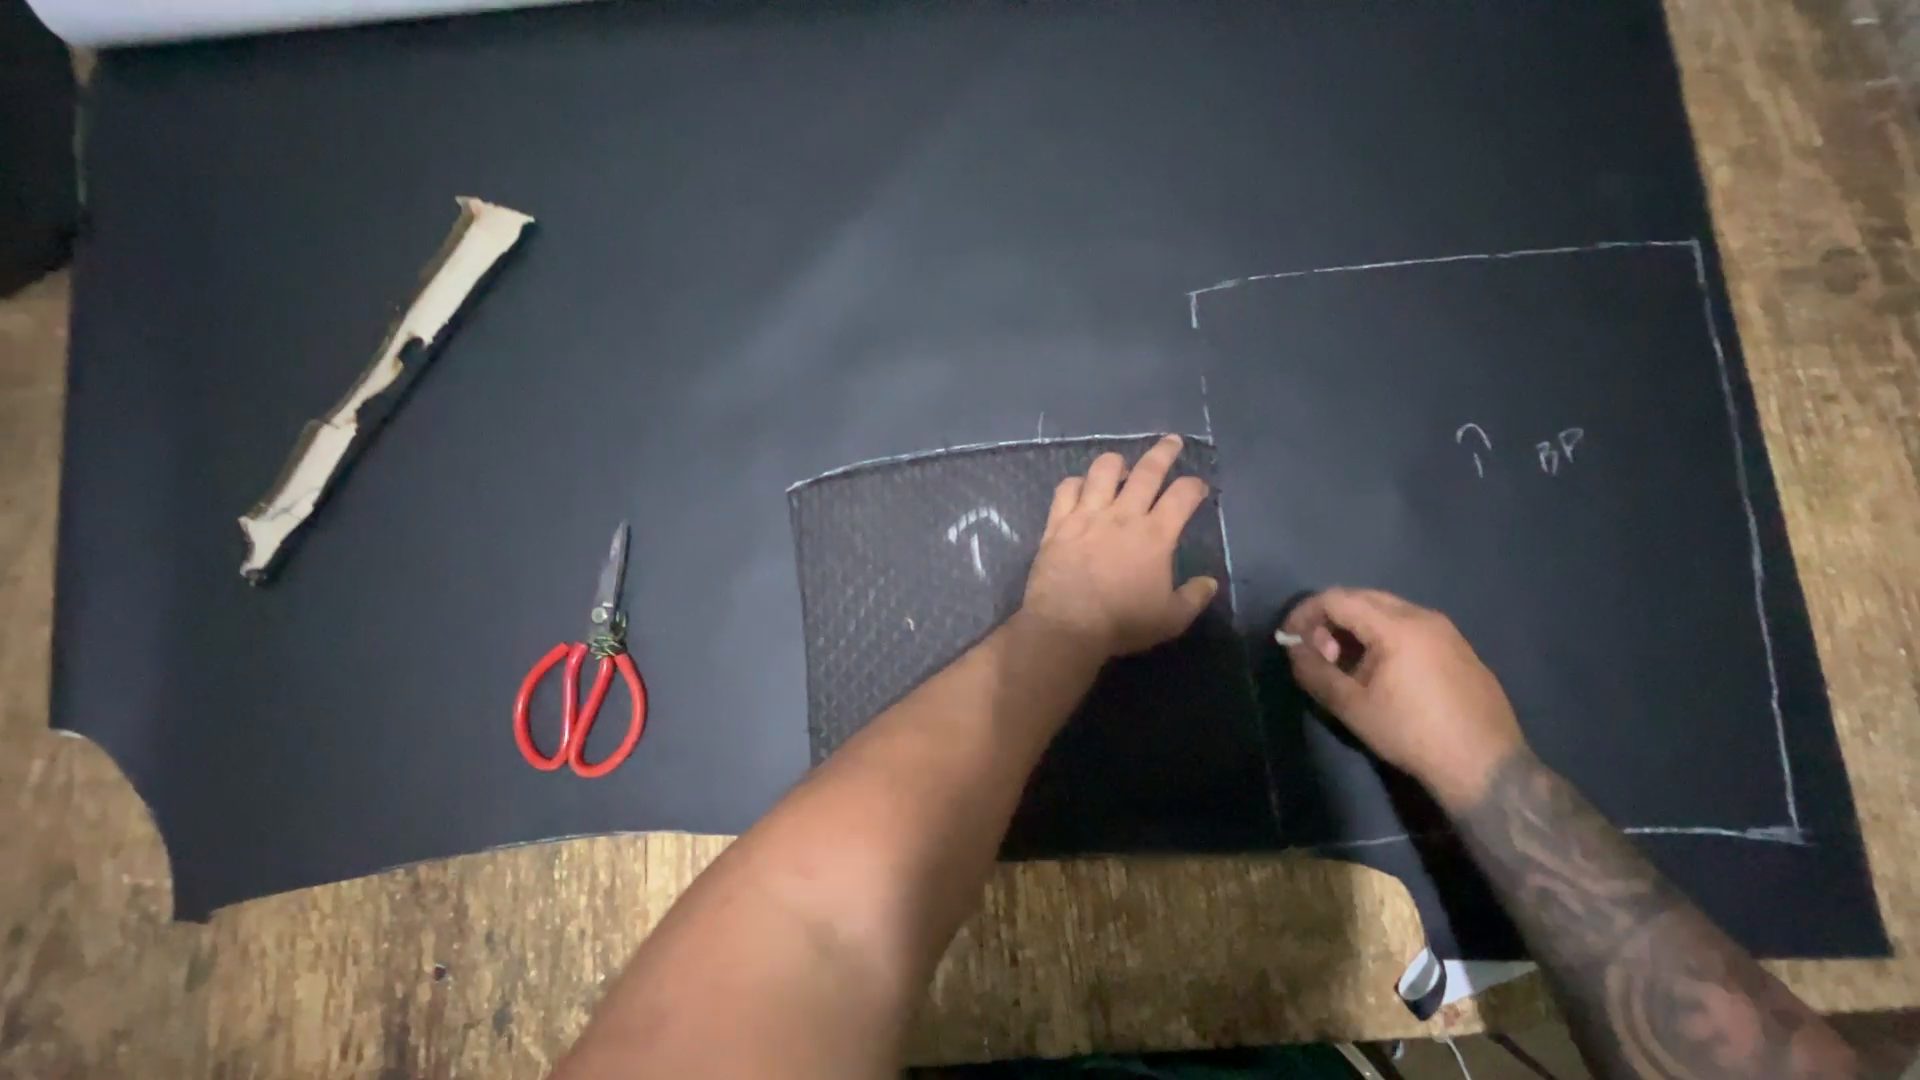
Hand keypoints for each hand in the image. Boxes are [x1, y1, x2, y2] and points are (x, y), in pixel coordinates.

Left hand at [1022, 435, 1218, 658]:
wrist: (1067, 625)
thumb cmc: (1122, 623)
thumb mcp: (1170, 619)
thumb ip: (1193, 597)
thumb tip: (1209, 583)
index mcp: (1155, 535)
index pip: (1182, 496)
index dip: (1194, 486)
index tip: (1198, 486)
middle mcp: (1123, 516)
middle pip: (1147, 471)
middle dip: (1164, 452)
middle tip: (1172, 441)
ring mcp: (1087, 516)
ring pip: (1102, 471)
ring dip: (1116, 462)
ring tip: (1122, 464)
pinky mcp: (1058, 524)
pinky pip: (1066, 490)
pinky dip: (1076, 483)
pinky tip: (1081, 486)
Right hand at [1281, 588, 1524, 808]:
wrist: (1485, 765)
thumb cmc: (1412, 733)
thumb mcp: (1352, 707)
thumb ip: (1315, 672)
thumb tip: (1294, 649)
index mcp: (1396, 626)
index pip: (1336, 599)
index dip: (1305, 614)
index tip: (1290, 639)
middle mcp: (1423, 616)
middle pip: (1361, 598)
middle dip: (1330, 619)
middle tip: (1318, 653)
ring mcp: (1446, 630)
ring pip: (1386, 610)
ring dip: (1356, 627)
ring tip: (1346, 664)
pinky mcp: (1459, 647)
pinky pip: (1409, 625)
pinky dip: (1382, 635)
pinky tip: (1380, 670)